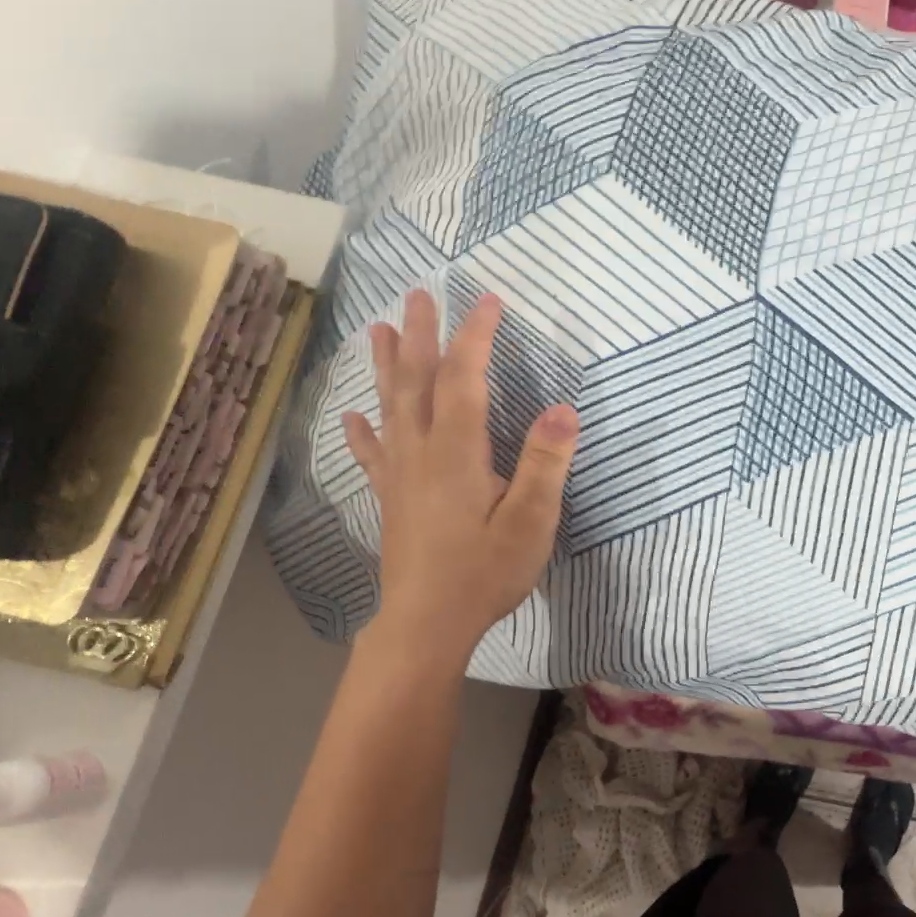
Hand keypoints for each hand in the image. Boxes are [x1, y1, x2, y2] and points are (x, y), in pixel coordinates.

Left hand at [342, 290, 579, 655]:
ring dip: (385, 365)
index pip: (464, 380)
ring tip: (376, 328)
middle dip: (420, 335)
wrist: (428, 621)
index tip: (487, 300)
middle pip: (416, 382)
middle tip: (418, 295)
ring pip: (390, 408)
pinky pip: (374, 453)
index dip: (475, 337)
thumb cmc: (486, 571)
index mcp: (458, 452)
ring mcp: (402, 476)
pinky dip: (363, 429)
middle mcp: (422, 453)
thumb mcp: (531, 519)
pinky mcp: (394, 499)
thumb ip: (545, 462)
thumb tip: (563, 408)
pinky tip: (352, 416)